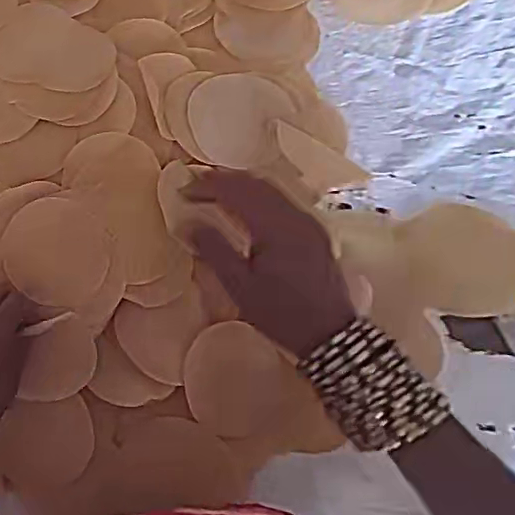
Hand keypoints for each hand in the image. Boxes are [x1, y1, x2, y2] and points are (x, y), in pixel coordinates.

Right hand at [185, 171, 355, 356]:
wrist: (331, 335)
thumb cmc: (281, 314)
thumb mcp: (239, 286)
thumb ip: (213, 249)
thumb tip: (187, 223)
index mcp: (275, 227)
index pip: (236, 191)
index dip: (207, 186)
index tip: (182, 190)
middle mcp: (295, 216)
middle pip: (254, 182)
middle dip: (222, 179)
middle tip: (194, 184)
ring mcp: (308, 221)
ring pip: (270, 188)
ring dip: (241, 184)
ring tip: (214, 190)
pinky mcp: (314, 230)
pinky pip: (282, 200)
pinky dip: (258, 195)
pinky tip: (244, 206)